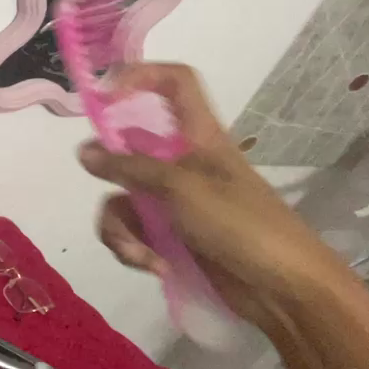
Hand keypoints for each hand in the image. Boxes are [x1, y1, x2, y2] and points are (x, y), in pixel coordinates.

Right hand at [78, 63, 353, 316]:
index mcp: (198, 137)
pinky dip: (130, 248)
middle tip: (108, 187)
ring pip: (118, 197)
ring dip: (119, 229)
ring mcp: (171, 200)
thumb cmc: (244, 226)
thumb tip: (83, 152)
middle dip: (108, 175)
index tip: (103, 95)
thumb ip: (129, 167)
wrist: (284, 291)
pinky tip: (151, 264)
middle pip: (124, 149)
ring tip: (139, 254)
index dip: (140, 77)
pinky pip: (127, 229)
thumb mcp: (181, 188)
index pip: (174, 84)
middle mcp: (180, 162)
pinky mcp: (165, 233)